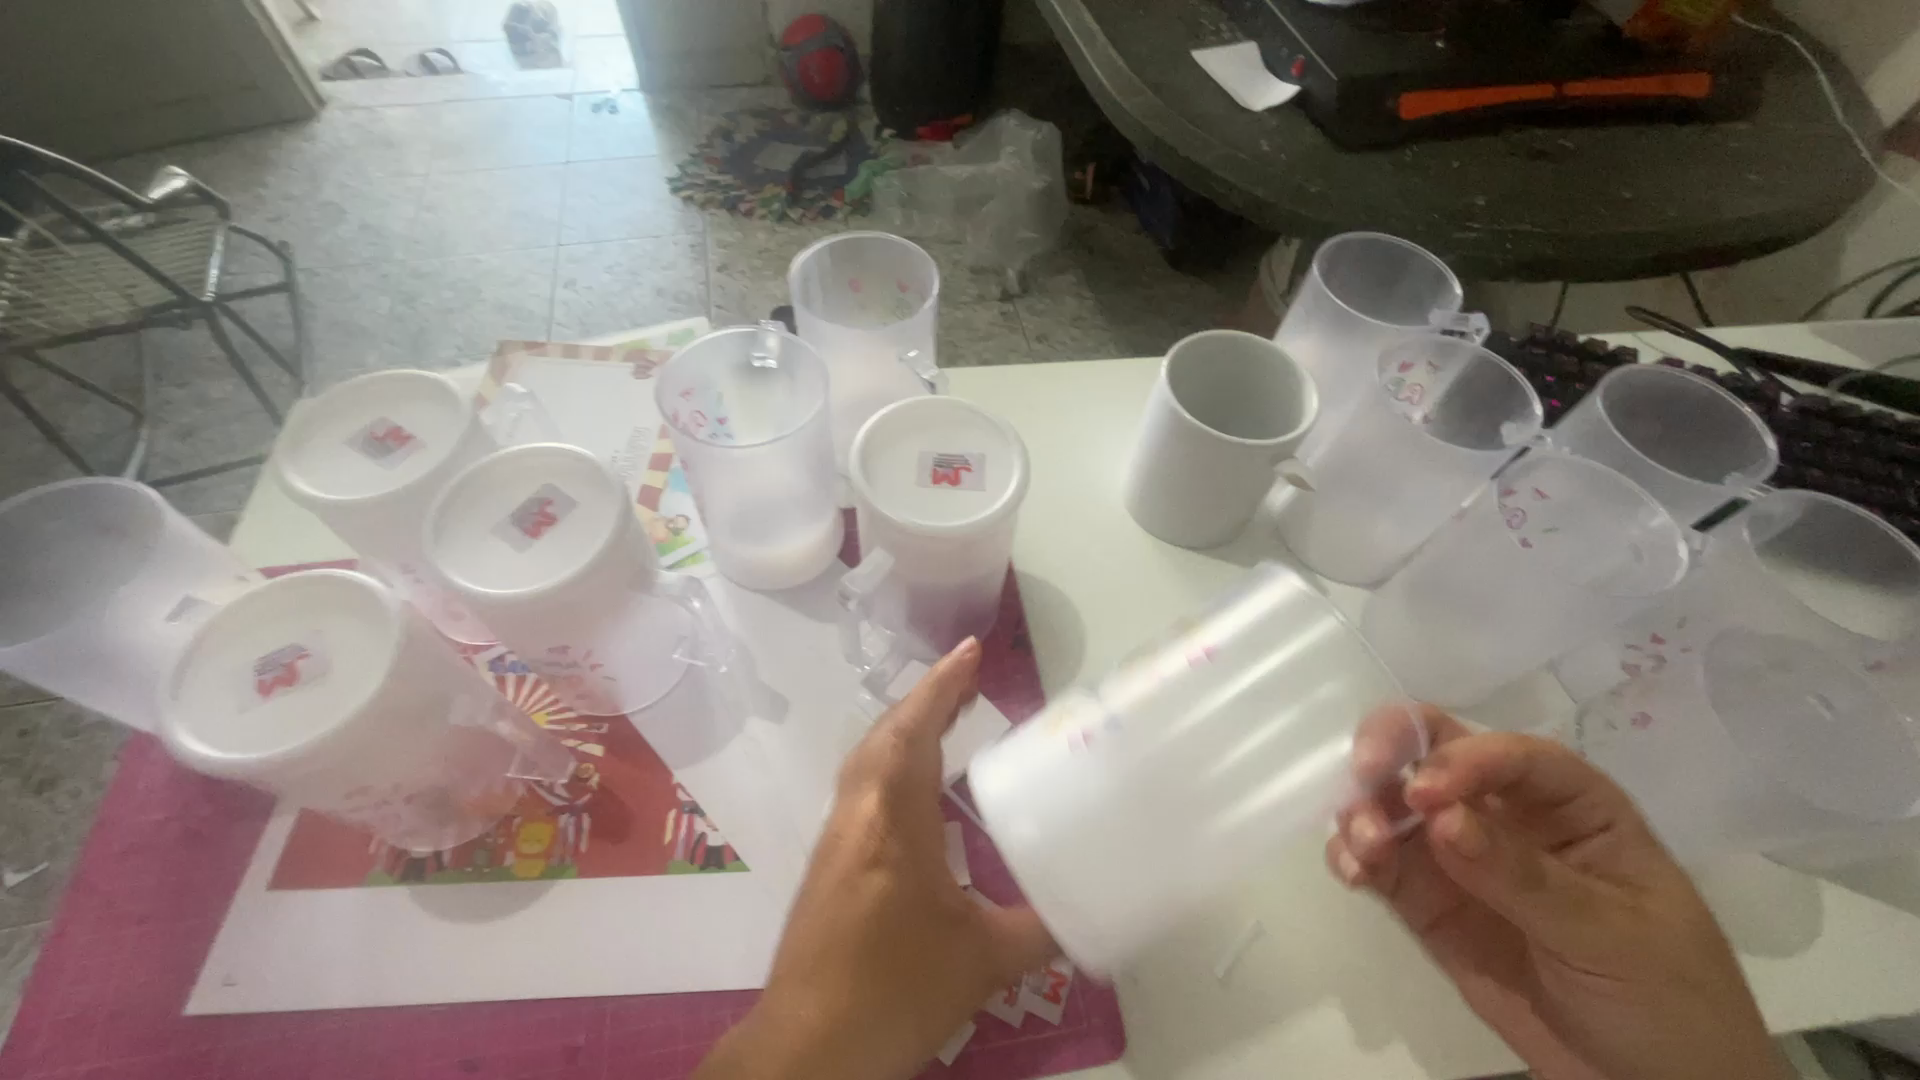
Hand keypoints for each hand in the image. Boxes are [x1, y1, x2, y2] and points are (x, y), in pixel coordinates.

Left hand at [695, 637, 1056, 1079]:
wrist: (808, 1049)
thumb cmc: (894, 991)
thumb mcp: (984, 962)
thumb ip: (1041, 929)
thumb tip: (1091, 908)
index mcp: (892, 820)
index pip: (914, 732)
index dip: (942, 686)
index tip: (972, 650)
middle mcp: (857, 814)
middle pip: (886, 734)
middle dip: (928, 698)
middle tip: (971, 679)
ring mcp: (838, 837)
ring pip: (869, 759)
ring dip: (908, 728)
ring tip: (952, 718)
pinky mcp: (830, 862)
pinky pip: (864, 787)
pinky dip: (894, 763)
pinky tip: (922, 789)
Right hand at [1330, 706, 1784, 1079]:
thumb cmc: (1666, 996)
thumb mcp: (1611, 934)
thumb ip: (1523, 876)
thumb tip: (1440, 820)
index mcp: (1568, 803)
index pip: (1511, 756)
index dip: (1464, 758)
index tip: (1427, 794)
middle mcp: (1501, 811)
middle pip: (1433, 749)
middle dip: (1388, 748)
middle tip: (1364, 774)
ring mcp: (1455, 853)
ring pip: (1391, 801)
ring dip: (1364, 809)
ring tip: (1362, 850)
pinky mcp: (1424, 897)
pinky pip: (1376, 860)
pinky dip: (1351, 853)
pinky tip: (1350, 869)